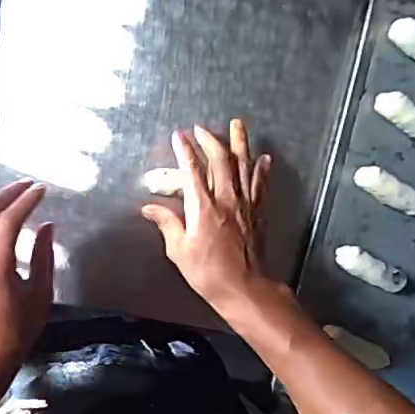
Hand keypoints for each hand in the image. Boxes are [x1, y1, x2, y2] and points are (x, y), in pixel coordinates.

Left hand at [0, 180, 54, 378]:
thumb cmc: (17, 331)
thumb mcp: (40, 295)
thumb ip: (43, 257)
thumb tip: (47, 227)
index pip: (8, 221)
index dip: (26, 200)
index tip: (42, 189)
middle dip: (6, 193)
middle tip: (28, 185)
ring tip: (17, 194)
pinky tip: (4, 216)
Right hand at [141, 119, 274, 314]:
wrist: (243, 288)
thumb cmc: (208, 273)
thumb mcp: (179, 250)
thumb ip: (167, 224)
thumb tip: (150, 209)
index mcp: (203, 209)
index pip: (192, 171)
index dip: (185, 151)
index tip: (178, 136)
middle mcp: (226, 201)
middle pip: (220, 161)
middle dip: (210, 141)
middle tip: (202, 129)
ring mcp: (245, 205)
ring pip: (243, 166)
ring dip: (239, 144)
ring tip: (237, 125)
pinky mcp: (257, 214)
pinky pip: (260, 185)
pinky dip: (261, 169)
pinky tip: (263, 158)